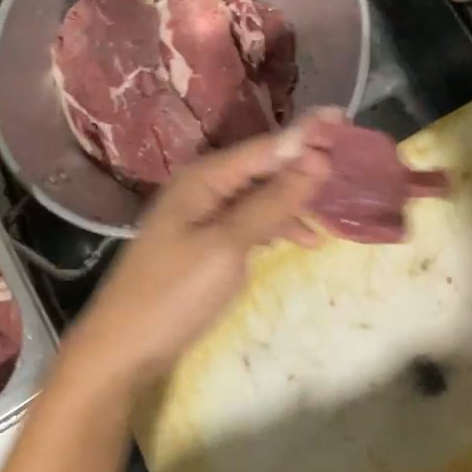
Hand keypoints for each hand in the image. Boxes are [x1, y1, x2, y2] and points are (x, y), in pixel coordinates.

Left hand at [62, 114, 333, 389]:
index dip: (305, 135)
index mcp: (204, 179)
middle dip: (304, 166)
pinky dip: (275, 227)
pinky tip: (302, 241)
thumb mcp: (228, 246)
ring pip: (258, 197)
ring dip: (294, 202)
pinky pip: (248, 223)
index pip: (265, 146)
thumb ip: (272, 201)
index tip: (345, 120)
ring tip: (335, 216)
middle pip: (262, 167)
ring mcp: (200, 218)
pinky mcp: (202, 245)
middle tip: (350, 167)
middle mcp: (201, 189)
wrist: (122, 350)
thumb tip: (317, 158)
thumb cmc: (173, 294)